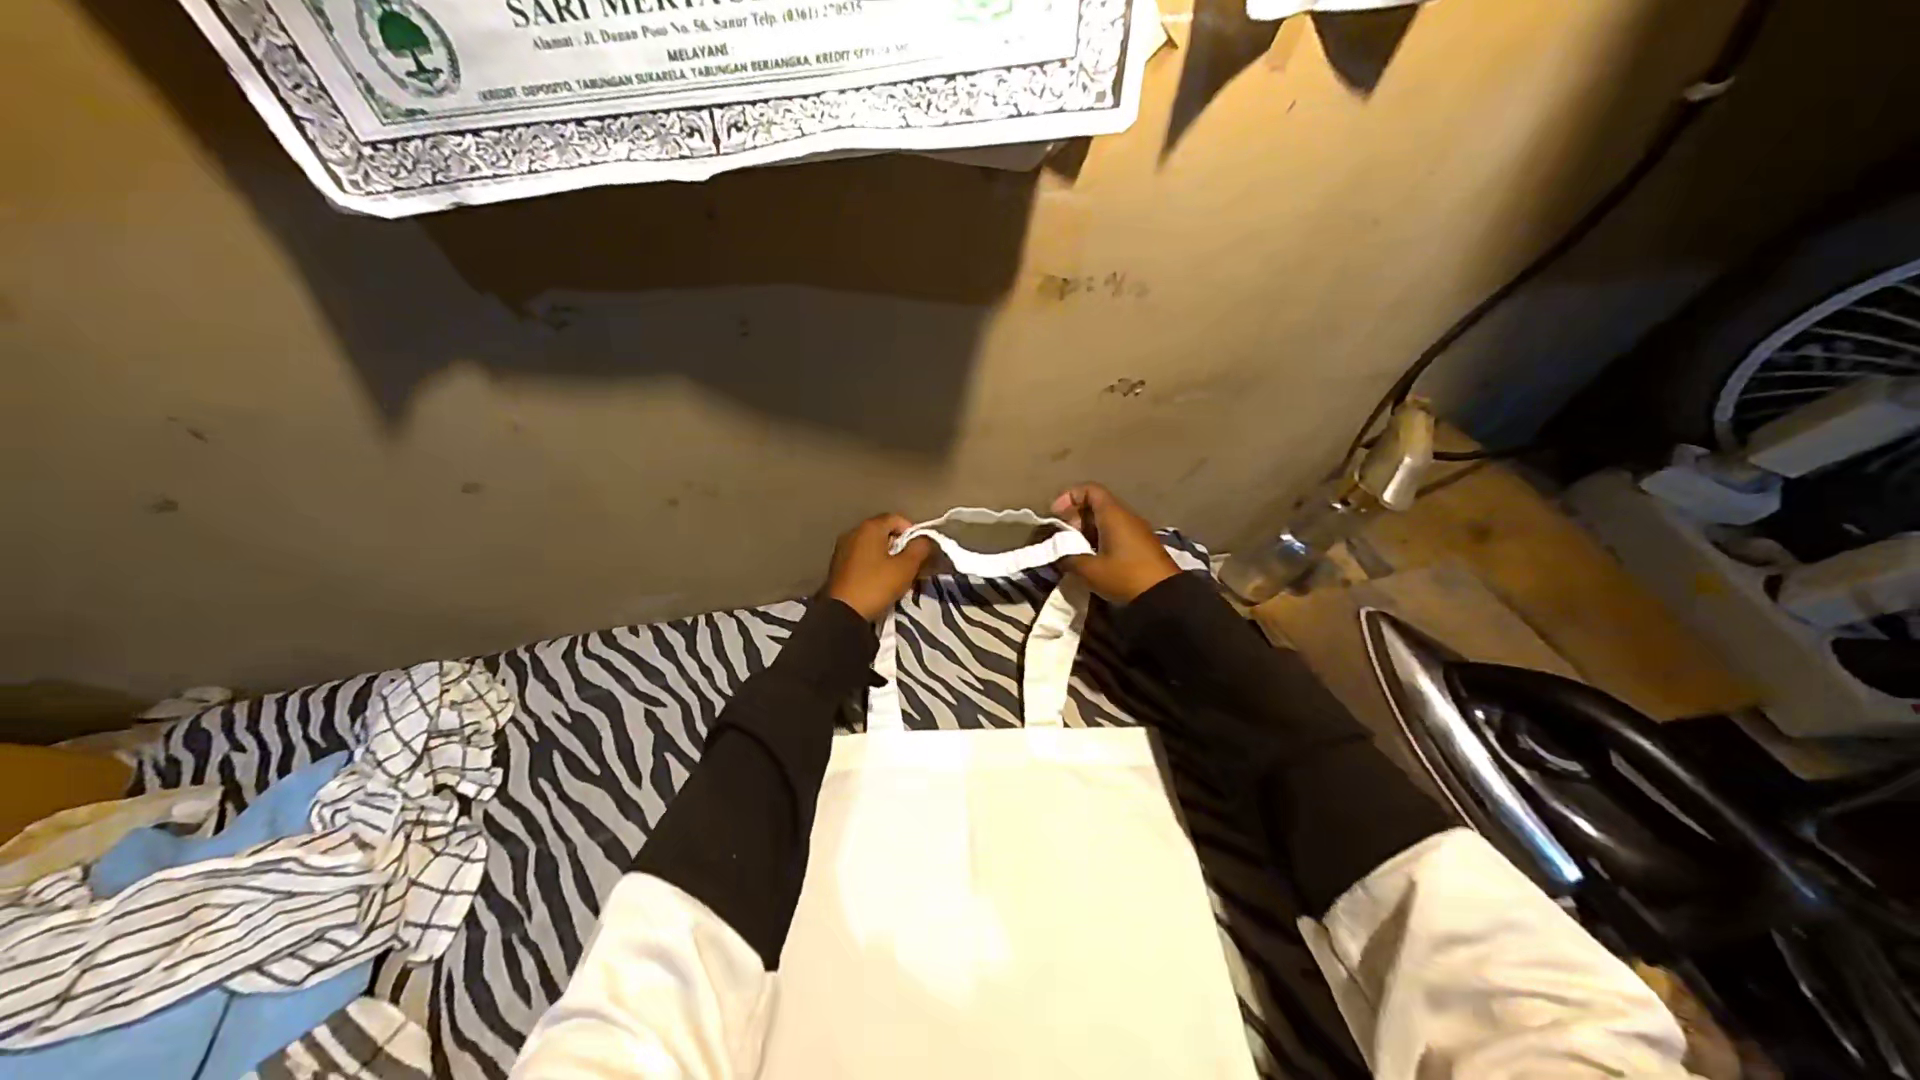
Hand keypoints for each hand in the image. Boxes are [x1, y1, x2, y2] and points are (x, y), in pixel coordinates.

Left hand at [823, 514, 936, 620]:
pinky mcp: (837, 564)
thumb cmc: (876, 585)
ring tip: (897, 574)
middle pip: (884, 531)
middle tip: (911, 564)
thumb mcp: (906, 567)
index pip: (897, 518)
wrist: (842, 613)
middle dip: (901, 545)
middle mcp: (853, 532)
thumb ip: (920, 548)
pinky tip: (879, 580)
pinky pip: (861, 556)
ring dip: (887, 555)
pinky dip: (874, 563)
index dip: (913, 532)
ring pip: (872, 545)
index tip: (920, 550)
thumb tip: (925, 540)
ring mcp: (842, 548)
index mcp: (869, 527)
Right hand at [1051, 484, 1180, 602]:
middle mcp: (1126, 516)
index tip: (1056, 515)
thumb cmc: (1125, 576)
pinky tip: (1093, 560)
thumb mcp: (1090, 570)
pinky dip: (1100, 540)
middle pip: (1096, 505)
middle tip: (1063, 538)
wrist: (1165, 596)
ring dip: (1087, 531)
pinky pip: (1116, 533)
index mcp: (1113, 514)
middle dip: (1075, 518)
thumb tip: (1058, 555)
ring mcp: (1136, 530)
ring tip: (1074, 551)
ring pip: (1105, 520)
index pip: (1090, 490)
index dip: (1069, 496)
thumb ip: (1068, 558)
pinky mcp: (1141, 545)